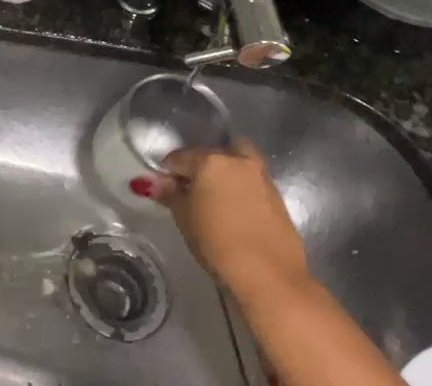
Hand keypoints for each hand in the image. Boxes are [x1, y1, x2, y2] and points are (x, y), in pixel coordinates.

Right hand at [135, 141, 309, 296]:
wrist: (270, 277)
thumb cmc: (218, 243)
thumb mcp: (184, 218)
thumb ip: (169, 194)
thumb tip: (151, 182)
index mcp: (211, 160)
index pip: (180, 157)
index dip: (168, 172)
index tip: (165, 188)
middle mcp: (238, 161)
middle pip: (213, 154)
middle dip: (201, 166)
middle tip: (192, 189)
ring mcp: (262, 179)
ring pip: (238, 164)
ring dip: (226, 174)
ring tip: (215, 200)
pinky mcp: (279, 199)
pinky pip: (253, 184)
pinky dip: (242, 190)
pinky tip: (235, 213)